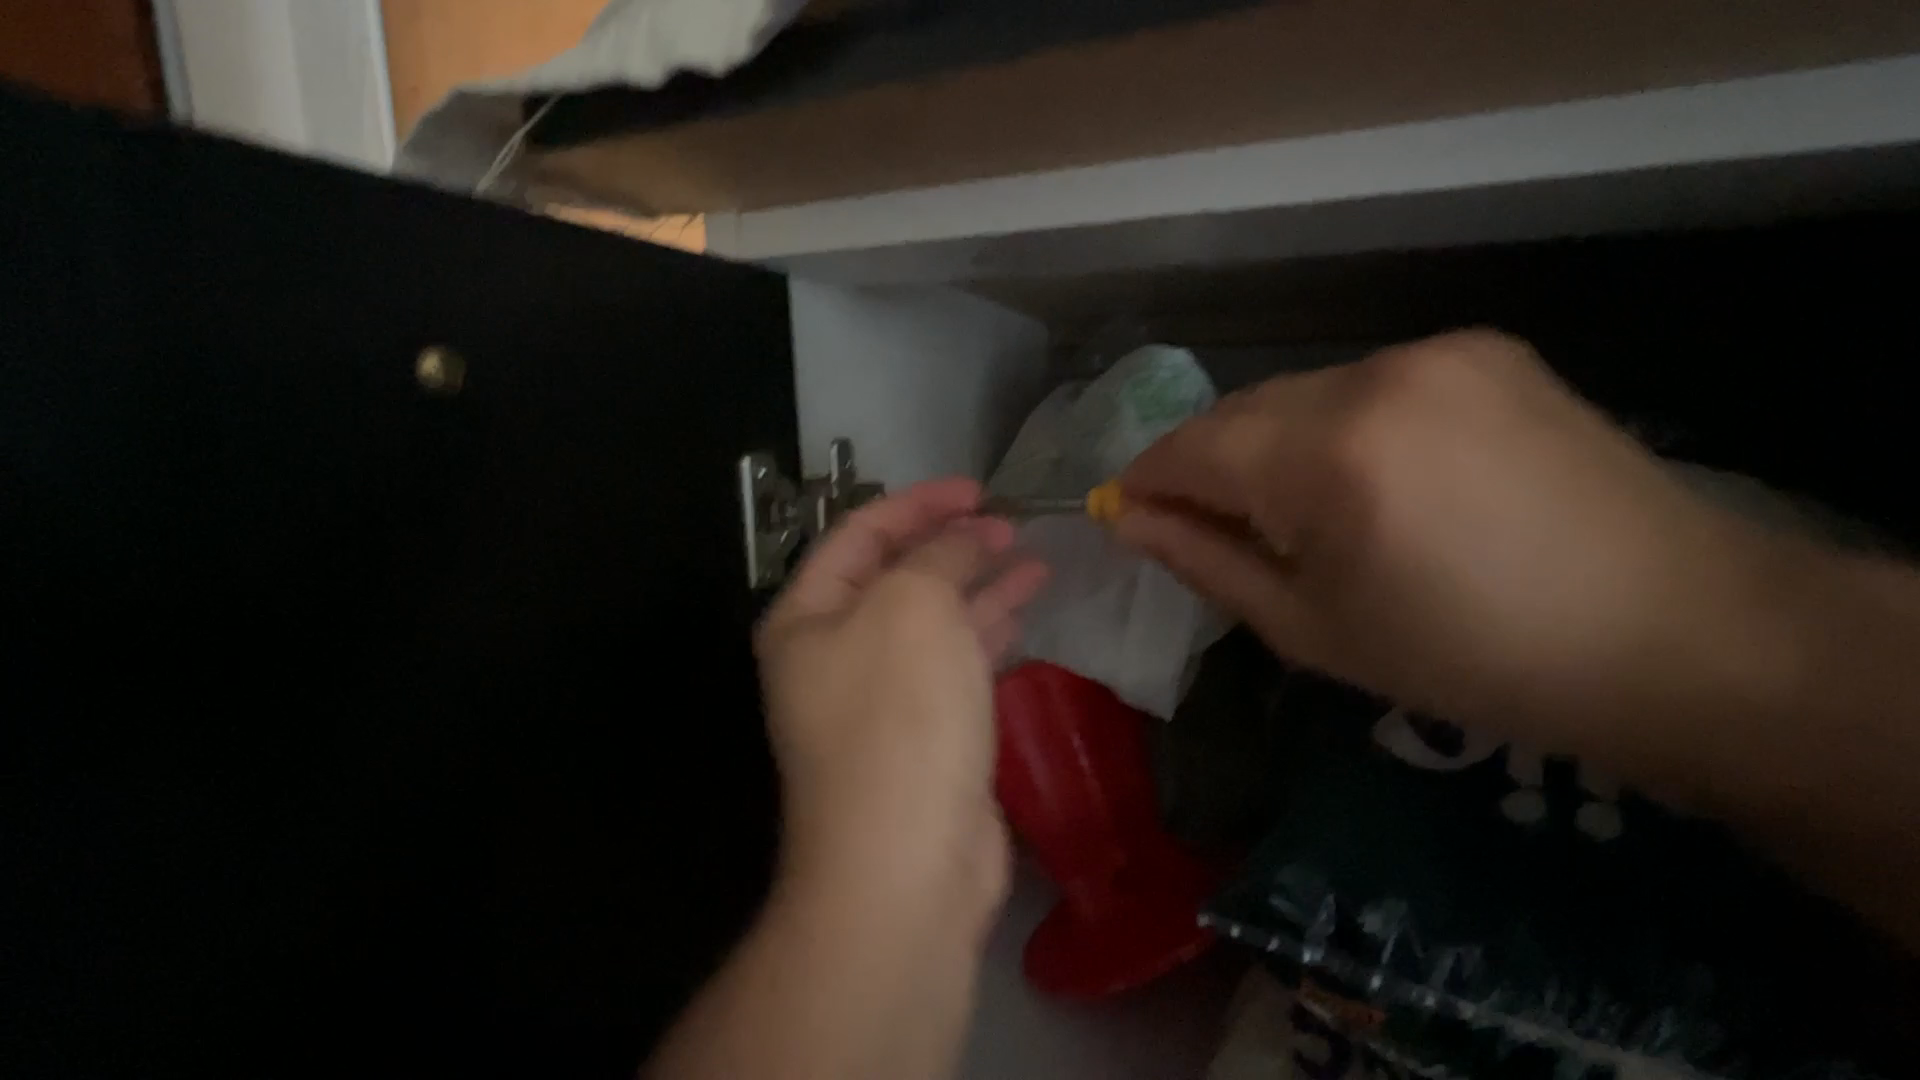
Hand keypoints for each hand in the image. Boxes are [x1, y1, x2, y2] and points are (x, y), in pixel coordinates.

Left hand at [755, 478, 1047, 915]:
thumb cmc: (897, 717)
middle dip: (952, 543)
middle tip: (1009, 522)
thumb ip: (940, 555)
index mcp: (809, 618)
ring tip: (1032, 557)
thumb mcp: (914, 607)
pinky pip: (956, 665)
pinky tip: (1024, 611)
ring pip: (934, 621)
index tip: (976, 488)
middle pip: (897, 577)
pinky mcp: (925, 736)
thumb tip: (967, 538)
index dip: (917, 502)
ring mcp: (881, 699)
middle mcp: (836, 654)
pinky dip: (989, 633)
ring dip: (980, 585)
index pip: (860, 535)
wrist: (905, 863)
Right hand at [1114, 330, 1782, 776]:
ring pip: (1300, 393)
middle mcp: (1372, 377)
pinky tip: (1371, 478)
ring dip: (1272, 444)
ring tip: (1296, 510)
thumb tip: (1130, 520)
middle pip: (1240, 410)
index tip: (1125, 513)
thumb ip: (1207, 563)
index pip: (1190, 447)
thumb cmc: (1469, 658)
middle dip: (1208, 464)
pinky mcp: (1482, 348)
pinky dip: (1336, 426)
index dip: (1147, 479)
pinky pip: (1365, 383)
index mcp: (1327, 457)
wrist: (1671, 631)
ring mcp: (1434, 352)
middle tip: (1208, 525)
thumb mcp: (1312, 630)